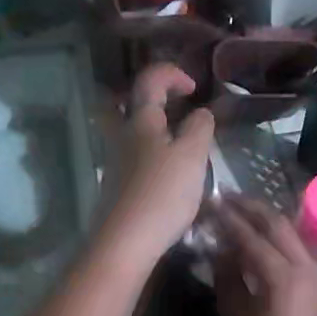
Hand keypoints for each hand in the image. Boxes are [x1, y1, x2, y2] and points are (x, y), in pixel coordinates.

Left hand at [101, 64, 214, 261]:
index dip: (172, 74)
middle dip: (139, 99)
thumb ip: (200, 129)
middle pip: (118, 104)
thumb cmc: (162, 192)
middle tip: (164, 107)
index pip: (150, 81)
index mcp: (140, 121)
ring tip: (175, 144)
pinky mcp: (117, 189)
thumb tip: (201, 113)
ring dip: (147, 131)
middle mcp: (121, 136)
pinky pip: (131, 160)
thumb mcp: (192, 156)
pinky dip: (148, 158)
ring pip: (125, 134)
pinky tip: (166, 175)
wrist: (126, 241)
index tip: (194, 88)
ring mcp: (115, 164)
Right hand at [211, 195, 316, 315]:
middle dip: (249, 207)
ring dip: (264, 216)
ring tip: (239, 209)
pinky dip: (276, 232)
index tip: (208, 204)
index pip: (249, 236)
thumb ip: (227, 277)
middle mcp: (302, 263)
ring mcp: (313, 267)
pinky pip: (295, 243)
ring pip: (288, 229)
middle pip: (275, 222)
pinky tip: (259, 232)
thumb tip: (217, 248)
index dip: (227, 219)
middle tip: (225, 197)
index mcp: (280, 276)